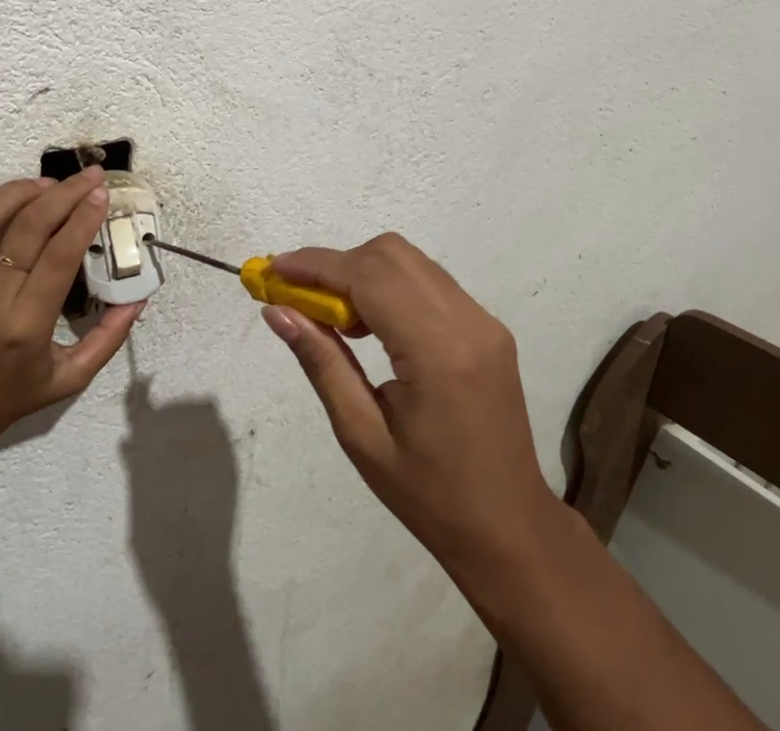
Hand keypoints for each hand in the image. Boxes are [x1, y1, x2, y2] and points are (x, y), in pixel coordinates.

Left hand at [0, 167, 143, 451]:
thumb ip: (108, 339)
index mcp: (26, 324)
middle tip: (86, 177)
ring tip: (42, 184)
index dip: (83, 220)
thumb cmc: (12, 397)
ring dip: (12, 193)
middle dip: (61, 196)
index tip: (101, 195)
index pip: (59, 256)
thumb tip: (139, 298)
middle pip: (26, 229)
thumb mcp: (70, 378)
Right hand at [260, 234, 560, 580]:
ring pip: (412, 263)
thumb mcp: (361, 433)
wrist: (508, 524)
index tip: (271, 273)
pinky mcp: (489, 331)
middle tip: (300, 301)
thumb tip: (278, 312)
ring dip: (362, 273)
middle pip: (392, 254)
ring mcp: (485, 323)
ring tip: (333, 318)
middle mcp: (469, 323)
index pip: (369, 277)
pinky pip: (430, 284)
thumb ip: (321, 363)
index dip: (315, 266)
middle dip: (336, 264)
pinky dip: (390, 288)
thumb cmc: (428, 493)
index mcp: (437, 353)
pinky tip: (370, 328)